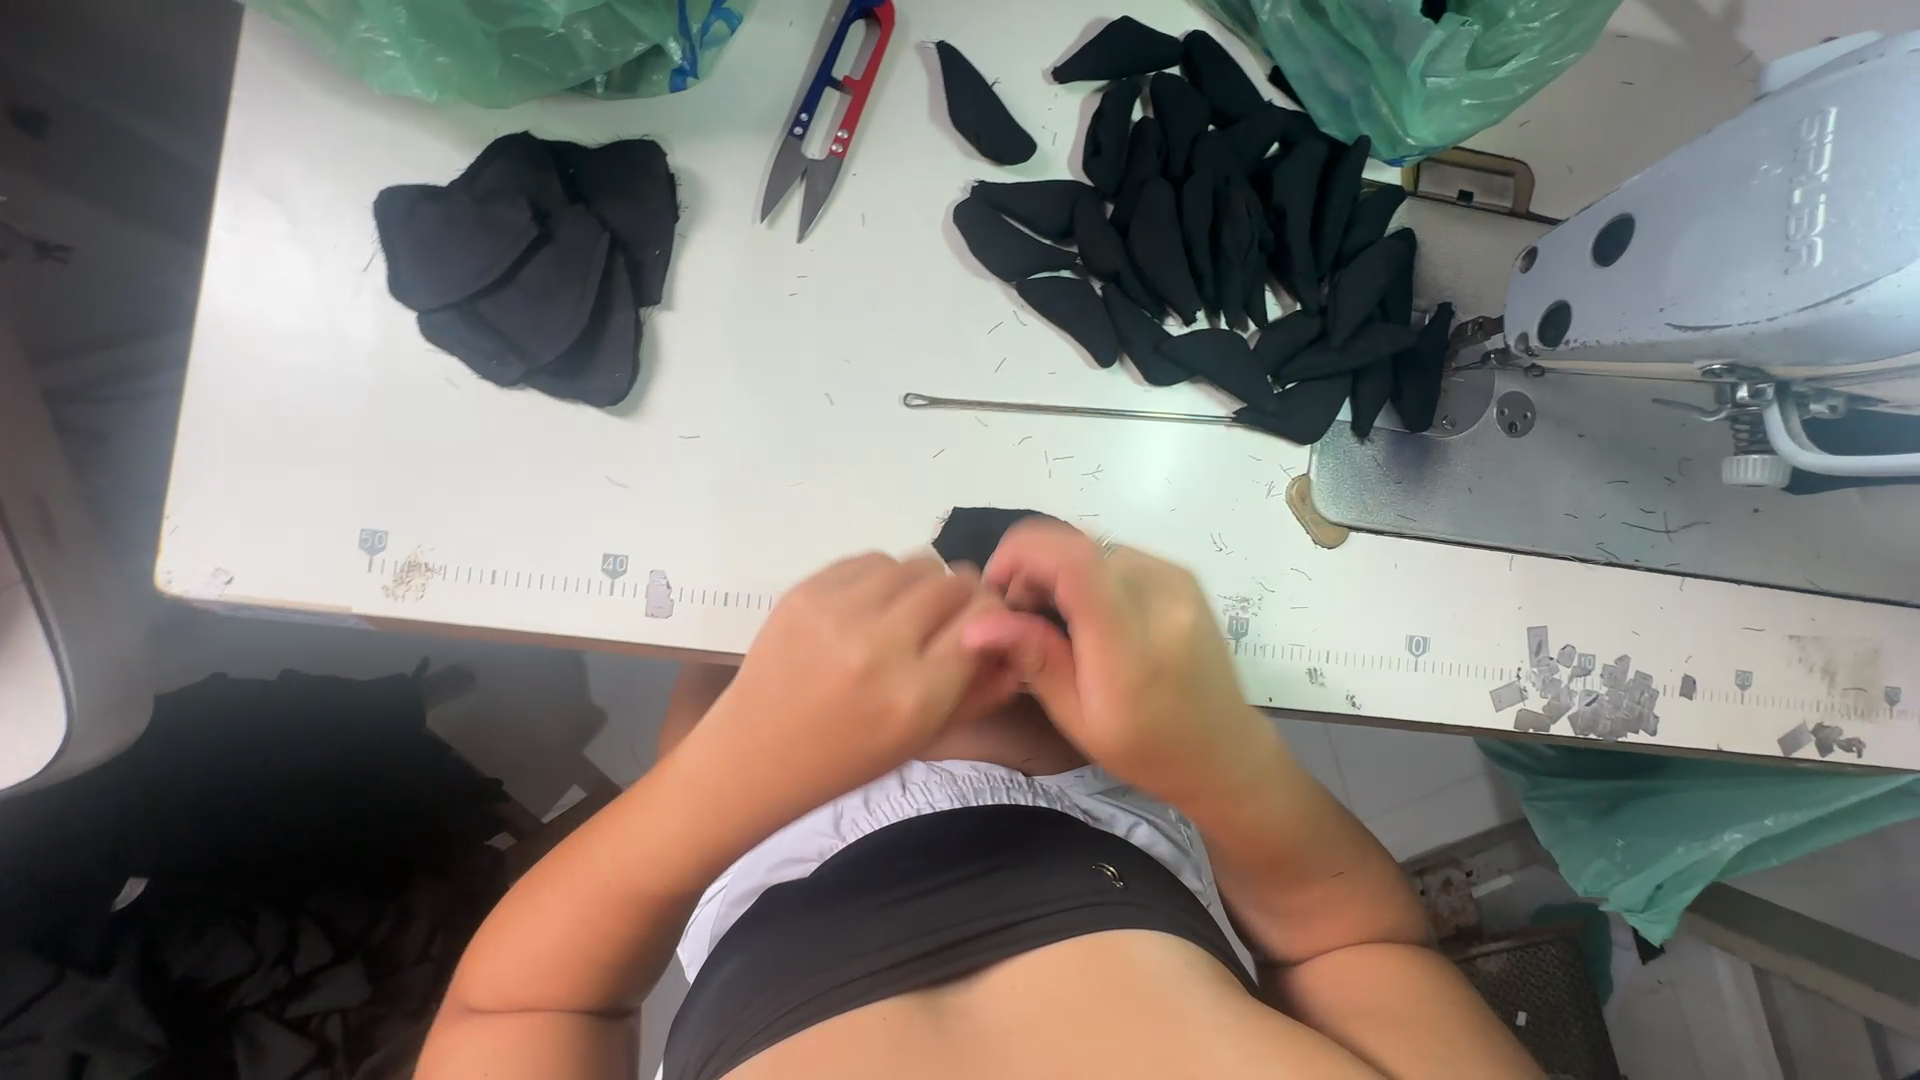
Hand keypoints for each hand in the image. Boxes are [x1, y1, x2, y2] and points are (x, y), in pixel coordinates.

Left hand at [698, 553, 1023, 809]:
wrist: (755, 754)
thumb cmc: (848, 759)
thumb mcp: (925, 738)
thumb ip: (980, 690)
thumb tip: (1012, 641)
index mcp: (916, 694)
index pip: (982, 620)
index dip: (991, 615)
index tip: (983, 621)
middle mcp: (881, 645)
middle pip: (951, 583)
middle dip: (960, 596)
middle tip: (946, 615)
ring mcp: (838, 612)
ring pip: (913, 563)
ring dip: (922, 583)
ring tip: (906, 609)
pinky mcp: (805, 591)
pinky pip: (871, 559)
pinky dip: (883, 577)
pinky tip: (870, 605)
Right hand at [961, 522, 1268, 808]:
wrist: (1223, 751)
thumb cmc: (1145, 748)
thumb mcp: (1078, 716)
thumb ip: (1034, 658)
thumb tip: (975, 625)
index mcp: (1131, 640)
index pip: (1073, 558)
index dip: (1021, 554)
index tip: (995, 586)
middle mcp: (1160, 594)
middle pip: (1076, 546)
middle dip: (1033, 568)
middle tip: (1020, 616)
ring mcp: (1176, 579)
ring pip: (1092, 547)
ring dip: (1058, 570)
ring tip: (1053, 618)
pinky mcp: (1182, 576)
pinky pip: (1116, 555)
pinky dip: (1087, 572)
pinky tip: (1086, 613)